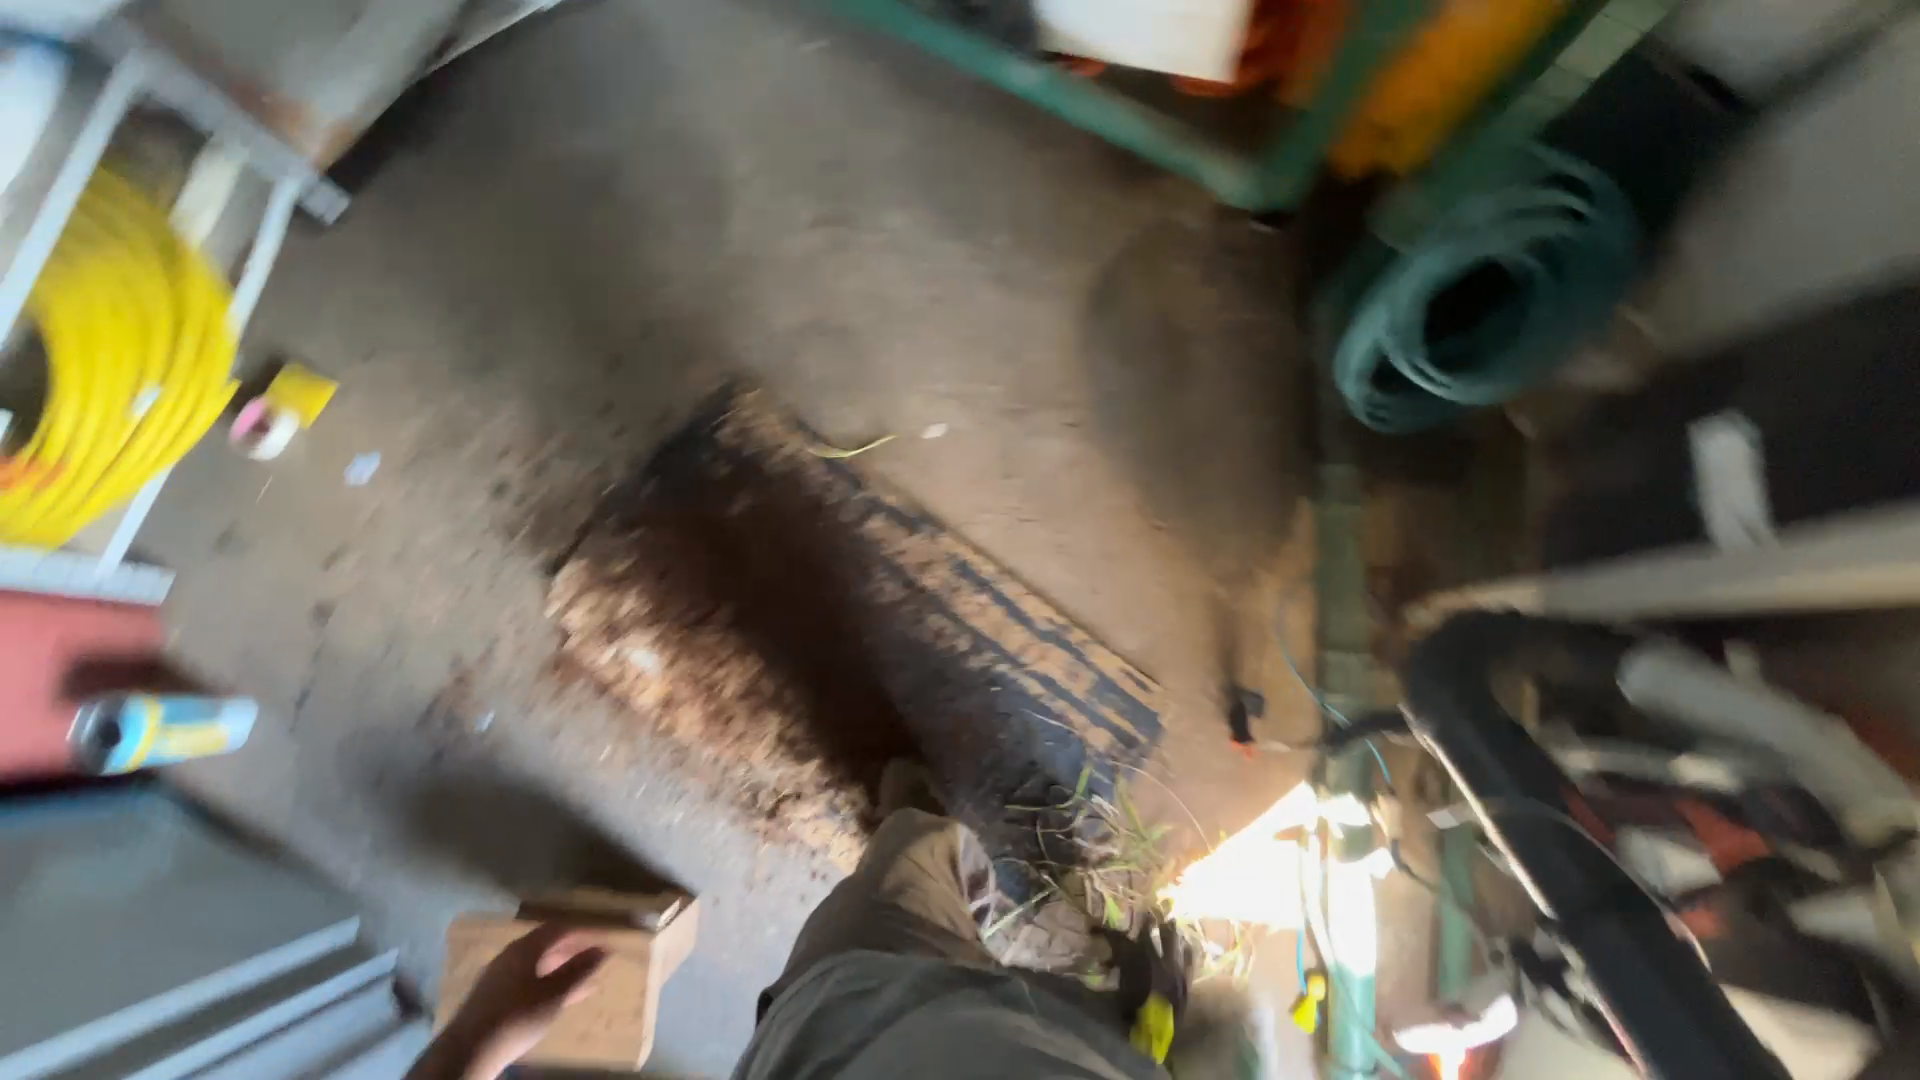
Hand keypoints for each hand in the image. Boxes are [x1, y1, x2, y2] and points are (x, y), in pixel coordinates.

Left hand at [409, 924, 608, 1079]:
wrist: (466, 1054)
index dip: (583, 930)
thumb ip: (579, 970)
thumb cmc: (517, 1016)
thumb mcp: (555, 994)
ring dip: (560, 970)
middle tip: (594, 959)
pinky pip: (526, 982)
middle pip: (546, 945)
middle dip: (572, 951)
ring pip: (536, 966)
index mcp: (525, 948)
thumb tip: (603, 949)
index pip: (559, 927)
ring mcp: (498, 978)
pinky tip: (557, 999)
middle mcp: (509, 956)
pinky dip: (546, 985)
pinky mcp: (491, 999)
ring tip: (582, 982)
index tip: (602, 937)